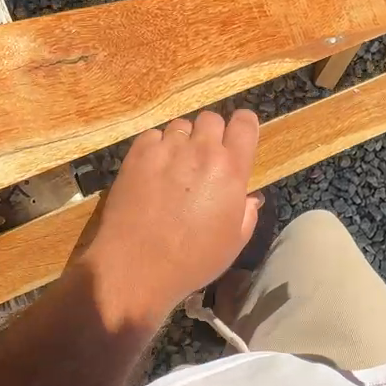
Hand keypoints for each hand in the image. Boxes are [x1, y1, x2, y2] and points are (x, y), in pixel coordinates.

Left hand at [76, 110, 260, 332]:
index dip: (243, 126)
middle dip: (211, 134)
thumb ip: (247, 212)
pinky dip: (156, 148)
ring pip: (181, 126)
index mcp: (231, 169)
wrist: (136, 267)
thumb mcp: (234, 242)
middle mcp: (201, 150)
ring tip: (175, 167)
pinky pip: (153, 136)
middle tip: (204, 159)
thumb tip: (250, 196)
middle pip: (212, 118)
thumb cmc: (192, 260)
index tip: (238, 139)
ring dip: (183, 141)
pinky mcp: (138, 153)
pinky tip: (152, 171)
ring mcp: (167, 149)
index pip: (245, 123)